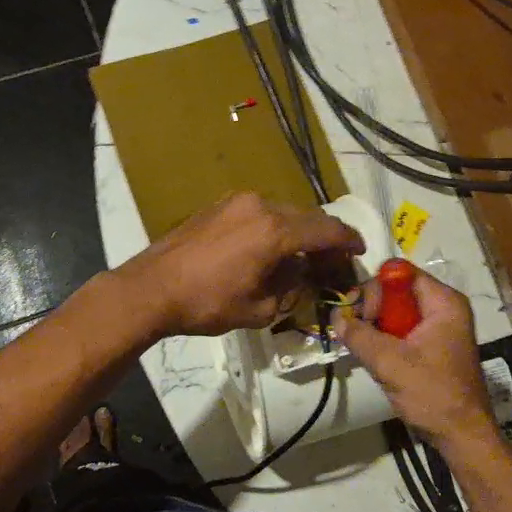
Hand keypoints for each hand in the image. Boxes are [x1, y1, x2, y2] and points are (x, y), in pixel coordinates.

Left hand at [117, 192, 365, 337]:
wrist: (152, 288)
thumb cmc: (207, 304)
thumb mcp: (261, 309)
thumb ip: (292, 287)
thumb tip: (303, 272)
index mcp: (275, 230)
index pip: (326, 229)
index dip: (348, 240)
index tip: (360, 251)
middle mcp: (260, 205)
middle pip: (306, 217)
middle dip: (324, 238)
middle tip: (332, 261)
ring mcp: (236, 201)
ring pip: (283, 213)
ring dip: (298, 232)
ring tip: (301, 258)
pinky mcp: (218, 206)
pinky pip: (259, 213)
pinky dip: (274, 228)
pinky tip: (270, 250)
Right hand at [335, 268, 496, 444]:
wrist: (461, 435)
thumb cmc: (433, 394)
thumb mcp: (390, 363)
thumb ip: (359, 336)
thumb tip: (335, 317)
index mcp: (443, 302)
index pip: (400, 272)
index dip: (376, 289)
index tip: (362, 316)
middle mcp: (443, 308)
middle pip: (396, 290)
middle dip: (372, 310)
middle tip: (359, 336)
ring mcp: (438, 327)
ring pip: (394, 312)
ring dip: (376, 329)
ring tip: (366, 351)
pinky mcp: (431, 346)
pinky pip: (400, 330)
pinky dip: (385, 341)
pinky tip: (378, 360)